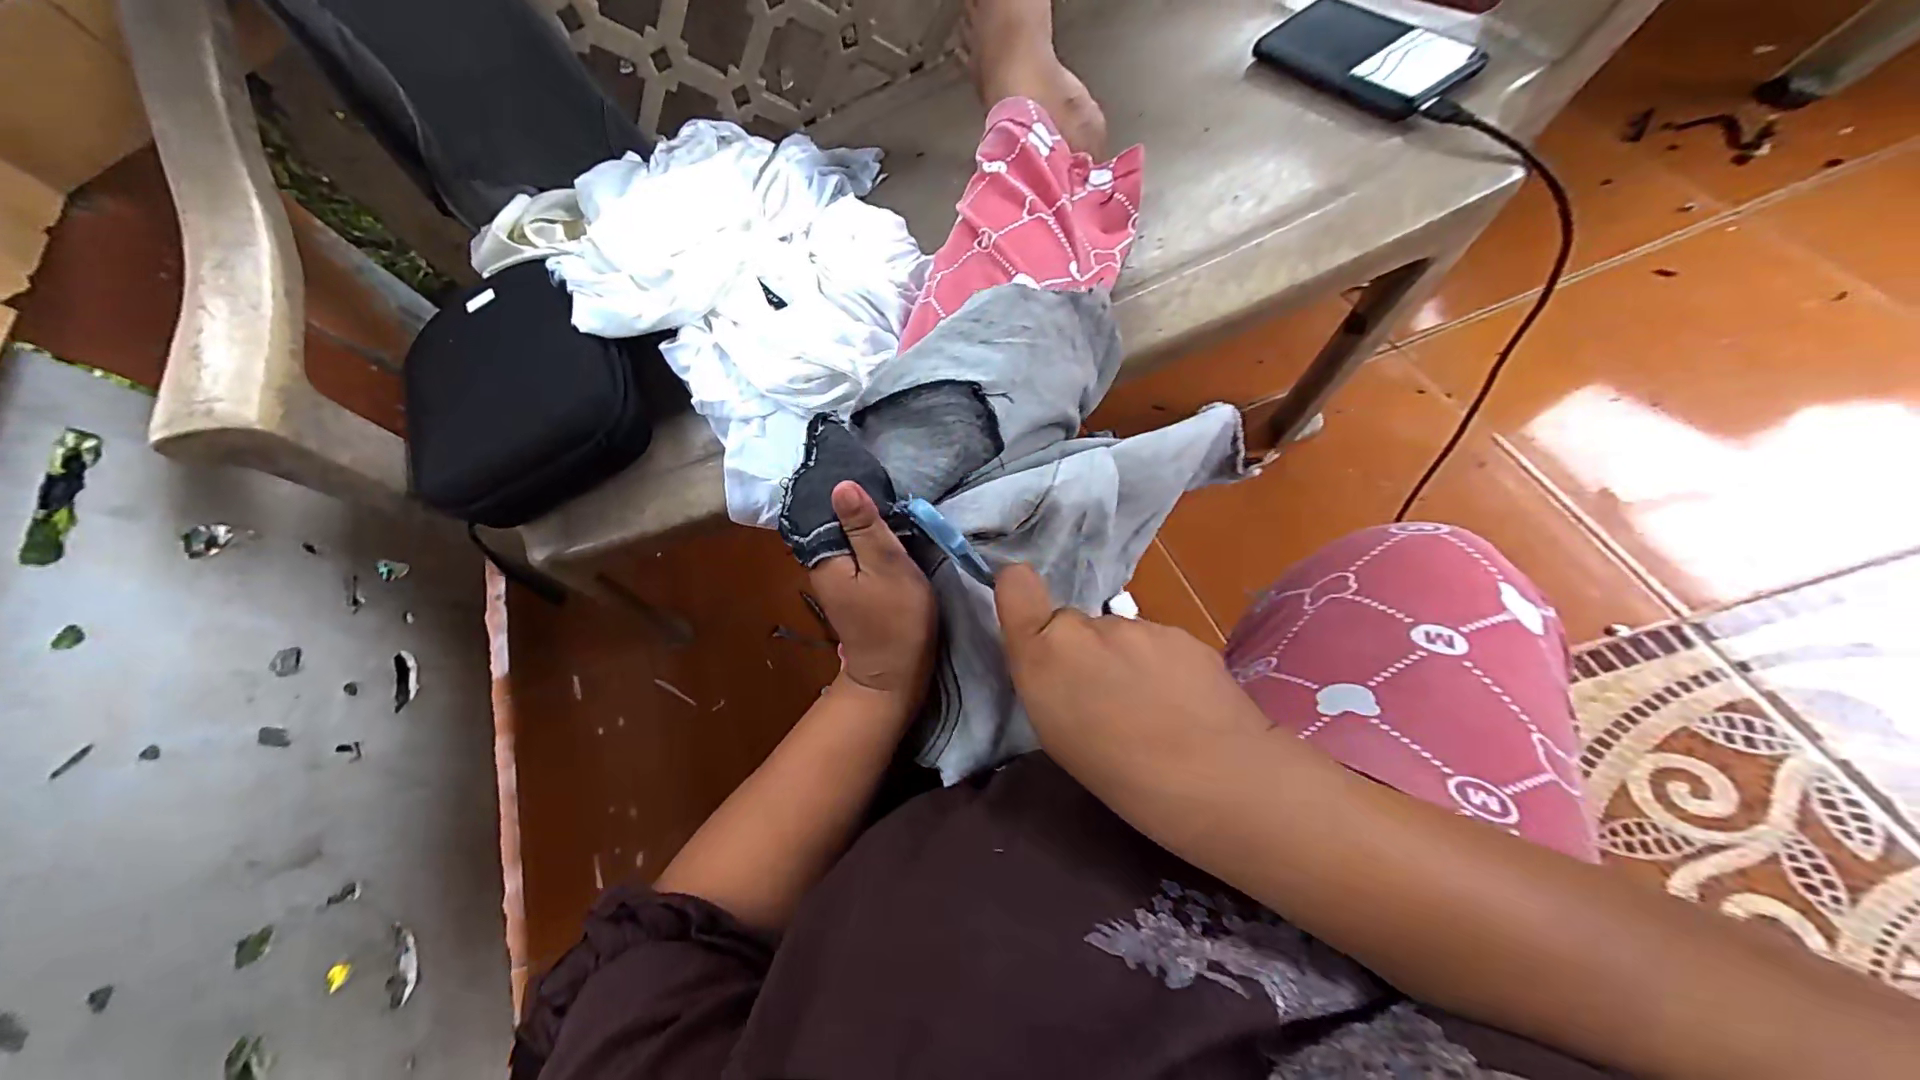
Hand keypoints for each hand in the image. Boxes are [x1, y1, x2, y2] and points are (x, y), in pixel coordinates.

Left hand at [808, 481, 937, 703]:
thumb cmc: (895, 620)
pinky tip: (887, 537)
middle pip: (835, 525)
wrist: (896, 676)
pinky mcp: (851, 592)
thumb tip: (840, 485)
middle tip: (887, 490)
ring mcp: (835, 582)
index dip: (847, 493)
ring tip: (890, 508)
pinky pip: (856, 556)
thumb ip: (864, 527)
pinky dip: (869, 545)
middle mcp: (821, 568)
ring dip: (865, 526)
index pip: (825, 511)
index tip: (871, 475)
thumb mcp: (887, 566)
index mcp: (823, 559)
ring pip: (847, 540)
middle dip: (857, 509)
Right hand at [993, 562, 1270, 780]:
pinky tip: (1181, 702)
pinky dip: (1161, 665)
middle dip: (1082, 651)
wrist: (1214, 777)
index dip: (1019, 591)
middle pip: (1073, 625)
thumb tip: (1062, 658)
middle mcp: (1084, 628)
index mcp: (1043, 655)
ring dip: (1124, 659)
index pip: (1016, 585)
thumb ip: (1049, 678)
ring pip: (1118, 635)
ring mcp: (1137, 626)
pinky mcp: (1180, 632)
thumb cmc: (1118, 774)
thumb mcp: (1056, 732)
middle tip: (1105, 697)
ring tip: (1150, 708)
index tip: (1029, 615)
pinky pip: (1157, 643)